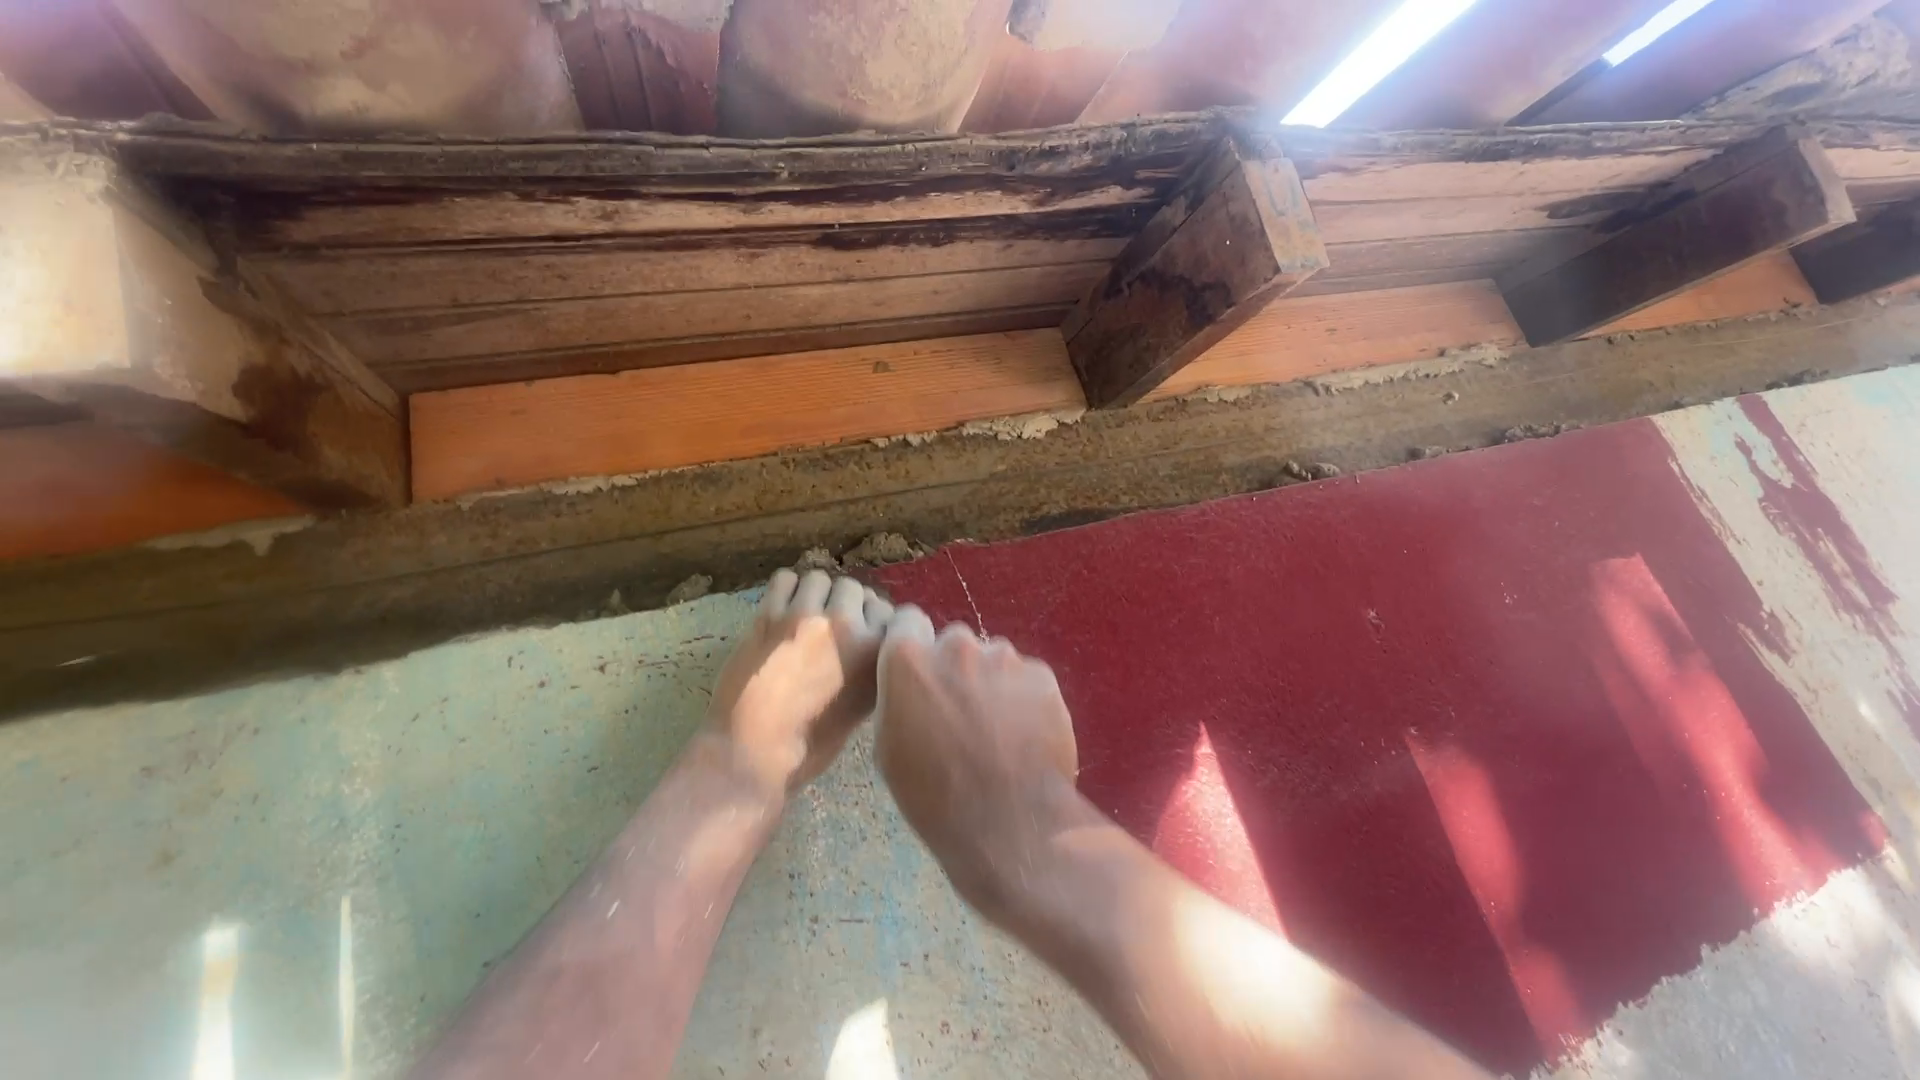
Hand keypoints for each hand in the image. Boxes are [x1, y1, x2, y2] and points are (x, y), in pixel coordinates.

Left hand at [706, 569, 892, 796]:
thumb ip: (872, 663)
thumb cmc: (813, 741)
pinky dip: (785, 591)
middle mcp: (847, 627)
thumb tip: (871, 633)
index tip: (860, 632)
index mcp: (877, 653)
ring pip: (820, 578)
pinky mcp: (769, 614)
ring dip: (815, 594)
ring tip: (803, 618)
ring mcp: (807, 617)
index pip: (888, 609)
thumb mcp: (864, 704)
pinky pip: (785, 579)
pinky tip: (781, 612)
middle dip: (844, 605)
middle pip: (855, 589)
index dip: (873, 620)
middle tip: (829, 628)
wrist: (755, 752)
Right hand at [872, 606, 1082, 919]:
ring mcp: (1002, 657)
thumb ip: (898, 698)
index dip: (913, 645)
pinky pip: (1026, 677)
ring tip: (997, 727)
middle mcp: (955, 646)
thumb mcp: (888, 747)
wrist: (1007, 822)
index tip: (919, 671)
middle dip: (954, 666)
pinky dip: (1023, 697)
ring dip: (991, 681)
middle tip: (960, 709)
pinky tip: (1024, 734)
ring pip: (992, 658)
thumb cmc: (933, 795)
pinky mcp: (1041, 674)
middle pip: (953, 641)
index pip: (906, 622)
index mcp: (907, 660)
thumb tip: (911, 685)